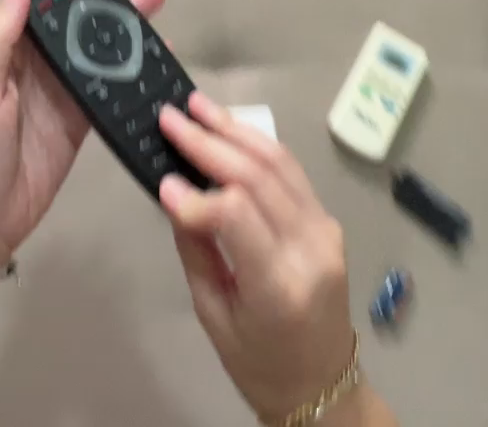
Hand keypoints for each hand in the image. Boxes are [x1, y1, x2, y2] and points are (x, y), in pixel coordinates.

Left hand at [0, 0, 165, 267]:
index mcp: (6, 51)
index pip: (39, 2)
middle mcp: (36, 65)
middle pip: (74, 19)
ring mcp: (62, 93)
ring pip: (98, 48)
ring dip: (125, 24)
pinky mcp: (82, 122)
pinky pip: (111, 88)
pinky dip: (135, 70)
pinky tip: (158, 54)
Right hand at [158, 93, 357, 423]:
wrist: (322, 381)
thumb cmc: (257, 360)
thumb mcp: (212, 314)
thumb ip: (196, 247)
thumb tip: (173, 191)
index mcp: (279, 285)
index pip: (236, 215)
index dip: (196, 191)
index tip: (162, 176)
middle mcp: (309, 248)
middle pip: (257, 176)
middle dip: (209, 140)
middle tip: (170, 116)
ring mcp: (324, 228)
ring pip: (277, 161)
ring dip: (234, 128)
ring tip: (197, 106)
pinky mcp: (326, 217)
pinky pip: (290, 170)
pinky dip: (256, 143)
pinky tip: (228, 127)